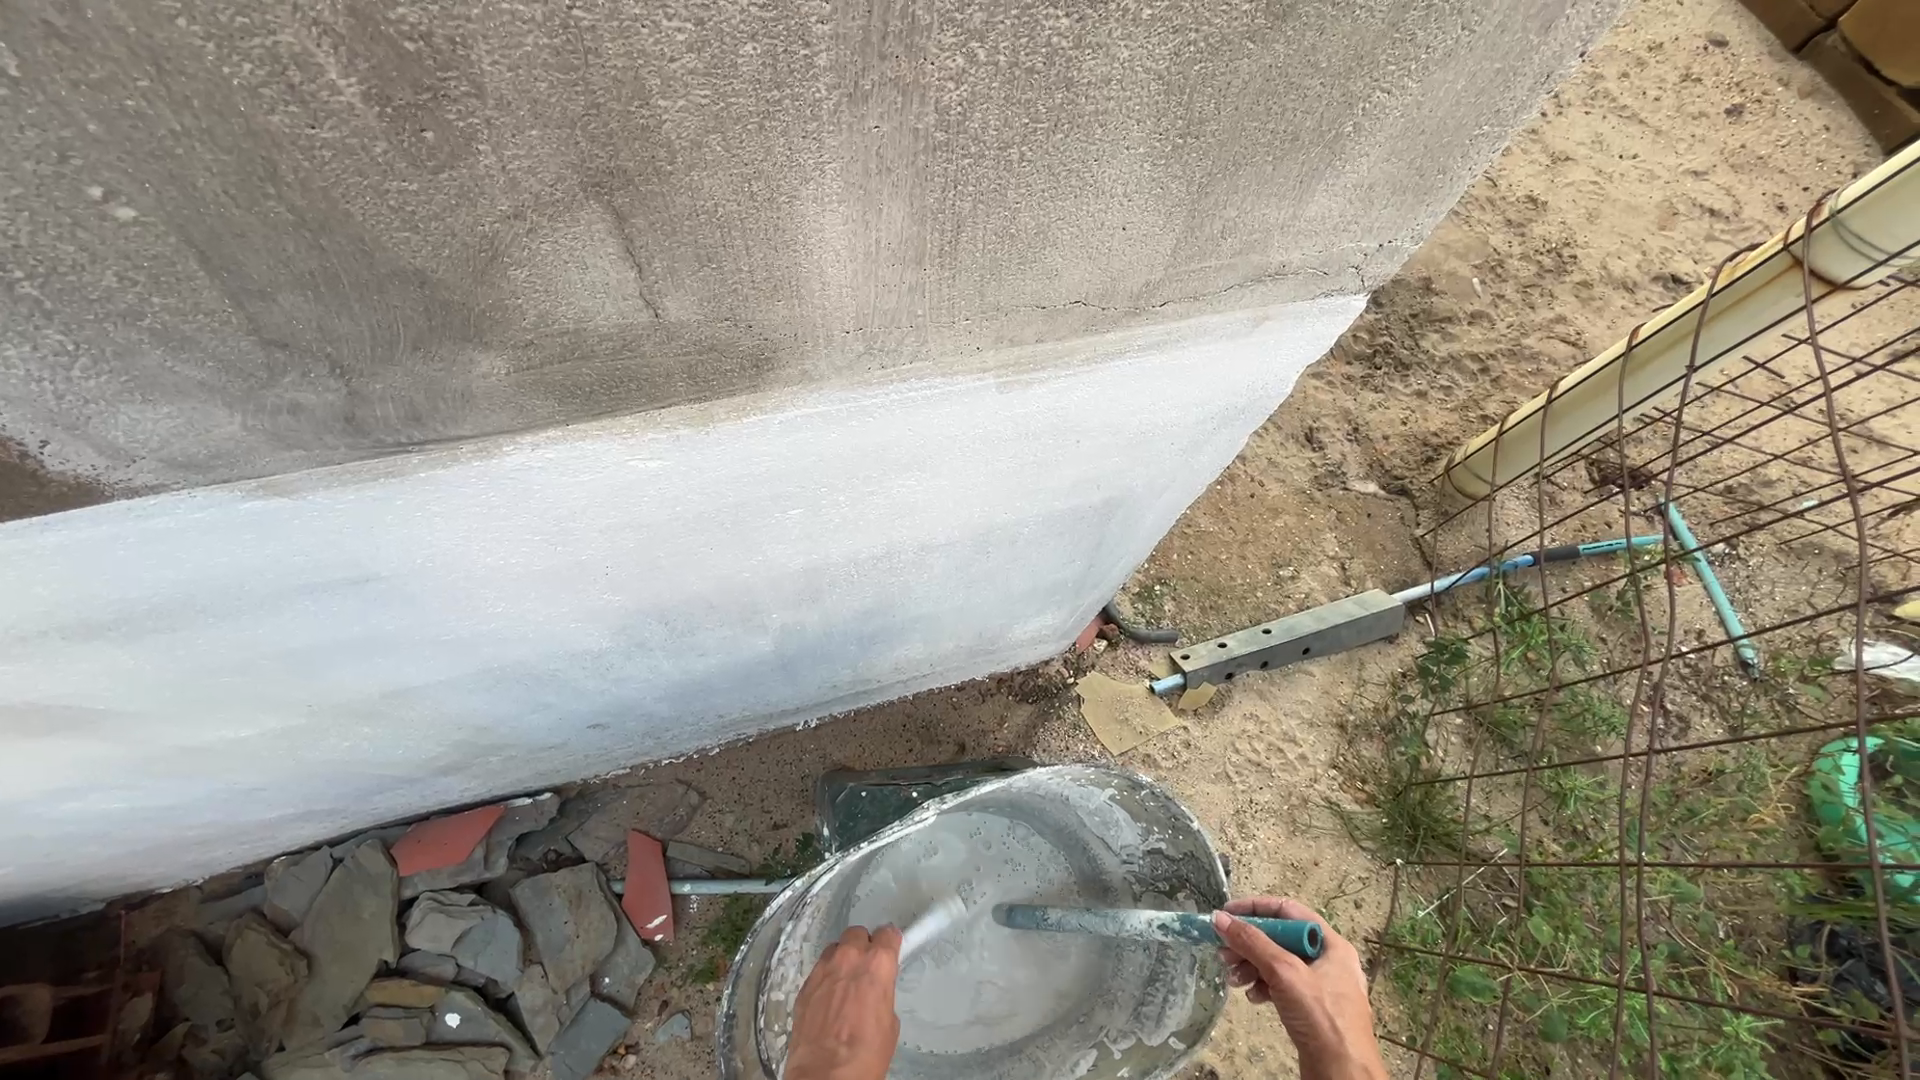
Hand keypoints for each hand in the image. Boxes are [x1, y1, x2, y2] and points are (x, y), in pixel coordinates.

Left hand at [784, 924, 903, 1079]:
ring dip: (842, 959)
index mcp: (877, 964)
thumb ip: (882, 993)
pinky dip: (826, 977)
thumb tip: (875, 991)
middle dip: (863, 946)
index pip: (887, 933)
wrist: (825, 1075)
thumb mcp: (890, 1023)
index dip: (890, 942)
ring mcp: (823, 969)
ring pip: (835, 948)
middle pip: (857, 934)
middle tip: (866, 967)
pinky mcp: (804, 985)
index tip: (890, 949)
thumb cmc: (865, 1054)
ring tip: (845, 982)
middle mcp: (849, 958)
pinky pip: (818, 969)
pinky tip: (828, 998)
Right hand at [1212, 898, 1387, 1079]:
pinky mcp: (1312, 1009)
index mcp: (1331, 944)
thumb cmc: (1321, 1018)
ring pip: (1278, 962)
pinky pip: (1282, 986)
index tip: (1227, 913)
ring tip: (1233, 977)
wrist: (1344, 1076)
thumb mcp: (1284, 972)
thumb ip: (1251, 942)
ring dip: (1251, 965)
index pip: (1288, 910)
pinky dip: (1263, 985)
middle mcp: (1328, 960)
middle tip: (1224, 951)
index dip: (1256, 908)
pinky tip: (1251, 996)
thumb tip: (1219, 917)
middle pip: (1280, 937)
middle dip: (1249, 942)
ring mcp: (1320, 986)